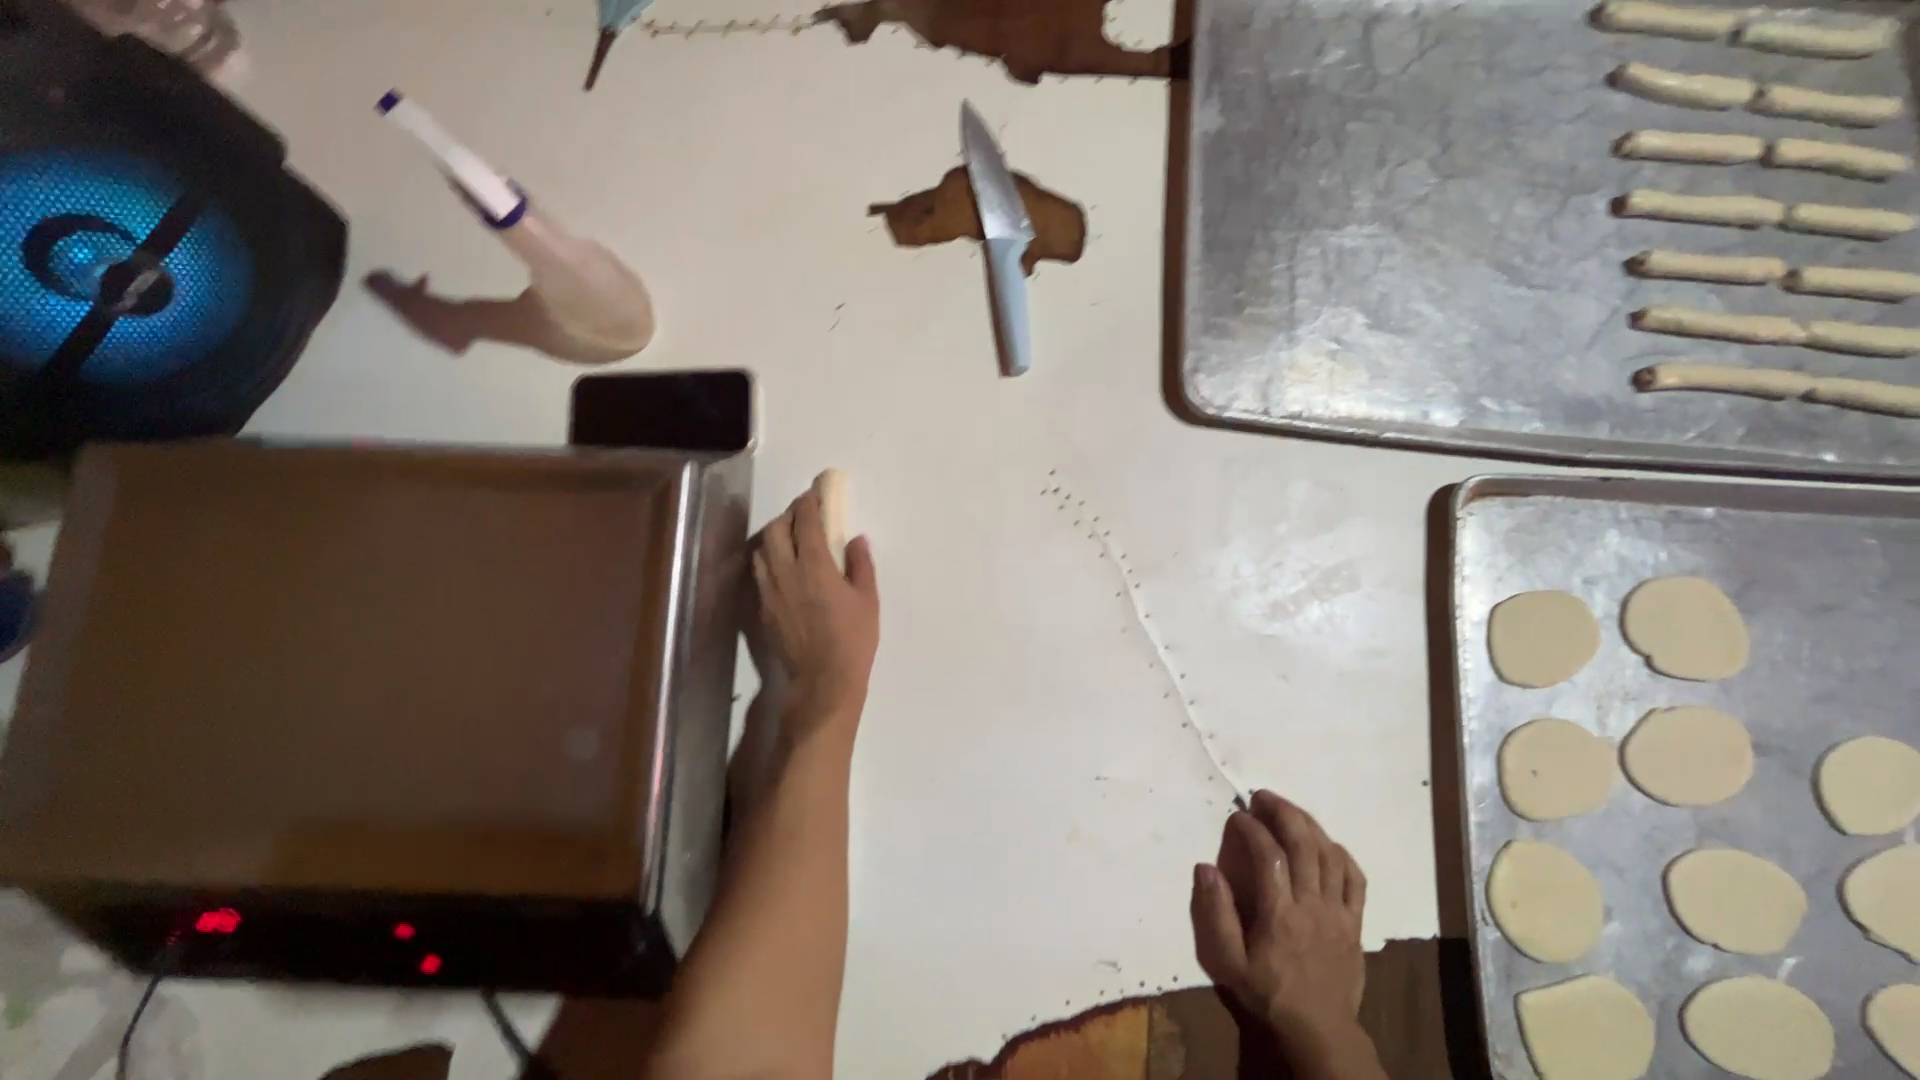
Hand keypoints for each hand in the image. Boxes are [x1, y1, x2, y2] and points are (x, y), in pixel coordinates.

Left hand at [752, 476, 879, 720]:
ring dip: (774, 536)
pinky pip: (760, 572)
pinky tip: (781, 565)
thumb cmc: (853, 639)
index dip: (808, 503)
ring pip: (762, 550)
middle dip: (788, 515)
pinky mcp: (764, 608)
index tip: (814, 494)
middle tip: (803, 513)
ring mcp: (770, 590)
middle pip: (776, 530)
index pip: (806, 522)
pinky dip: (768, 559)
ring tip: (789, 536)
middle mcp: (786, 572)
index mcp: (815, 566)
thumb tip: (856, 539)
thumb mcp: (868, 600)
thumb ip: (860, 565)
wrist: (823, 680)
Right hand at [1191, 791, 1368, 1050]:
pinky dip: (1341, 854)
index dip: (1252, 828)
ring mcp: (1339, 912)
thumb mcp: (1229, 962)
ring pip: (1330, 855)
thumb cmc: (1268, 993)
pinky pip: (1355, 879)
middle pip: (1303, 845)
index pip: (1268, 856)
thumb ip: (1216, 914)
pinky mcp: (1355, 921)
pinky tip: (1326, 842)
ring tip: (1289, 809)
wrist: (1320, 1029)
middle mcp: (1312, 905)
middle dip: (1283, 812)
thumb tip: (1205, 868)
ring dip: (1309, 824)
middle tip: (1262, 796)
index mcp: (1280, 914)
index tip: (1237, 816)